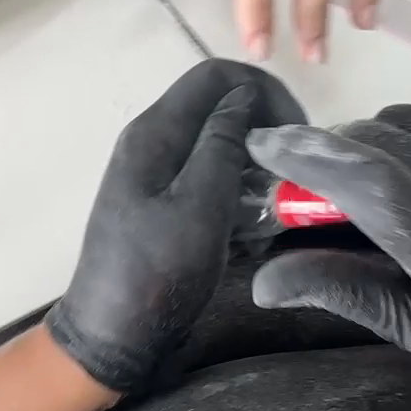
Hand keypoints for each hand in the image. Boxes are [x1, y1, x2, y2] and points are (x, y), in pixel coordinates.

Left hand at [47, 60, 305, 393]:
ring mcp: (153, 173)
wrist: (111, 334)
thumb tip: (244, 96)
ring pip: (215, 144)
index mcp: (155, 132)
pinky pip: (206, 178)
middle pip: (217, 106)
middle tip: (294, 173)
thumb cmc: (157, 271)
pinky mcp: (161, 203)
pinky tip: (251, 230)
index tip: (299, 134)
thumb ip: (222, 143)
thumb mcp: (200, 205)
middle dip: (263, 129)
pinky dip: (235, 193)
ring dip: (252, 167)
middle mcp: (151, 141)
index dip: (264, 91)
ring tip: (276, 207)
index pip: (215, 75)